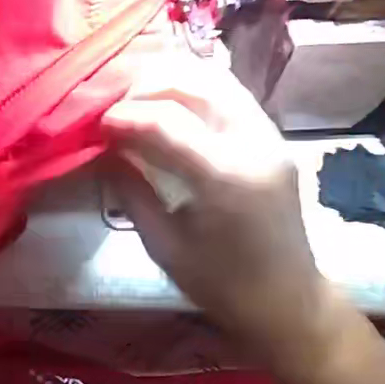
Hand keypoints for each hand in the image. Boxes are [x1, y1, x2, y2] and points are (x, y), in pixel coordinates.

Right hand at [104, 55, 364, 367]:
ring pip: (217, 81)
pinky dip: (196, 90)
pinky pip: (231, 95)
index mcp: (225, 176)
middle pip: (195, 85)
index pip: (165, 122)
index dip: (124, 116)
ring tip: (139, 98)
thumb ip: (132, 191)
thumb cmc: (221, 285)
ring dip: (173, 81)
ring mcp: (270, 136)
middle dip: (147, 86)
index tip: (95, 125)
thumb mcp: (163, 245)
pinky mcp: (273, 139)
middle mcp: (253, 143)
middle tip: (115, 106)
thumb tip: (103, 151)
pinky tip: (170, 103)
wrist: (288, 302)